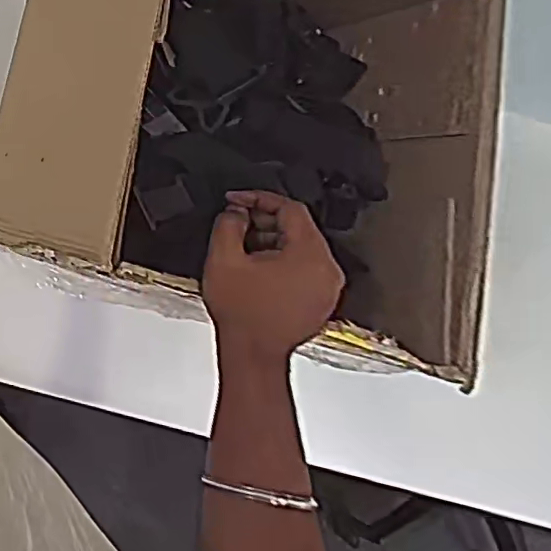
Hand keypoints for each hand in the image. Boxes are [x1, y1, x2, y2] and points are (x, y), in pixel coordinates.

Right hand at [202, 189, 344, 372]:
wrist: (252, 353)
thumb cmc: (242, 314)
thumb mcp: (223, 258)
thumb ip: (228, 224)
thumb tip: (236, 212)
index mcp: (310, 255)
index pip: (290, 208)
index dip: (258, 198)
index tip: (237, 200)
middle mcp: (327, 270)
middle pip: (298, 227)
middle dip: (263, 221)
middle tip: (236, 223)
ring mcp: (326, 287)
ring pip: (300, 247)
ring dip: (269, 241)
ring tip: (241, 249)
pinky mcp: (320, 300)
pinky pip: (303, 268)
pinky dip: (280, 261)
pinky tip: (254, 269)